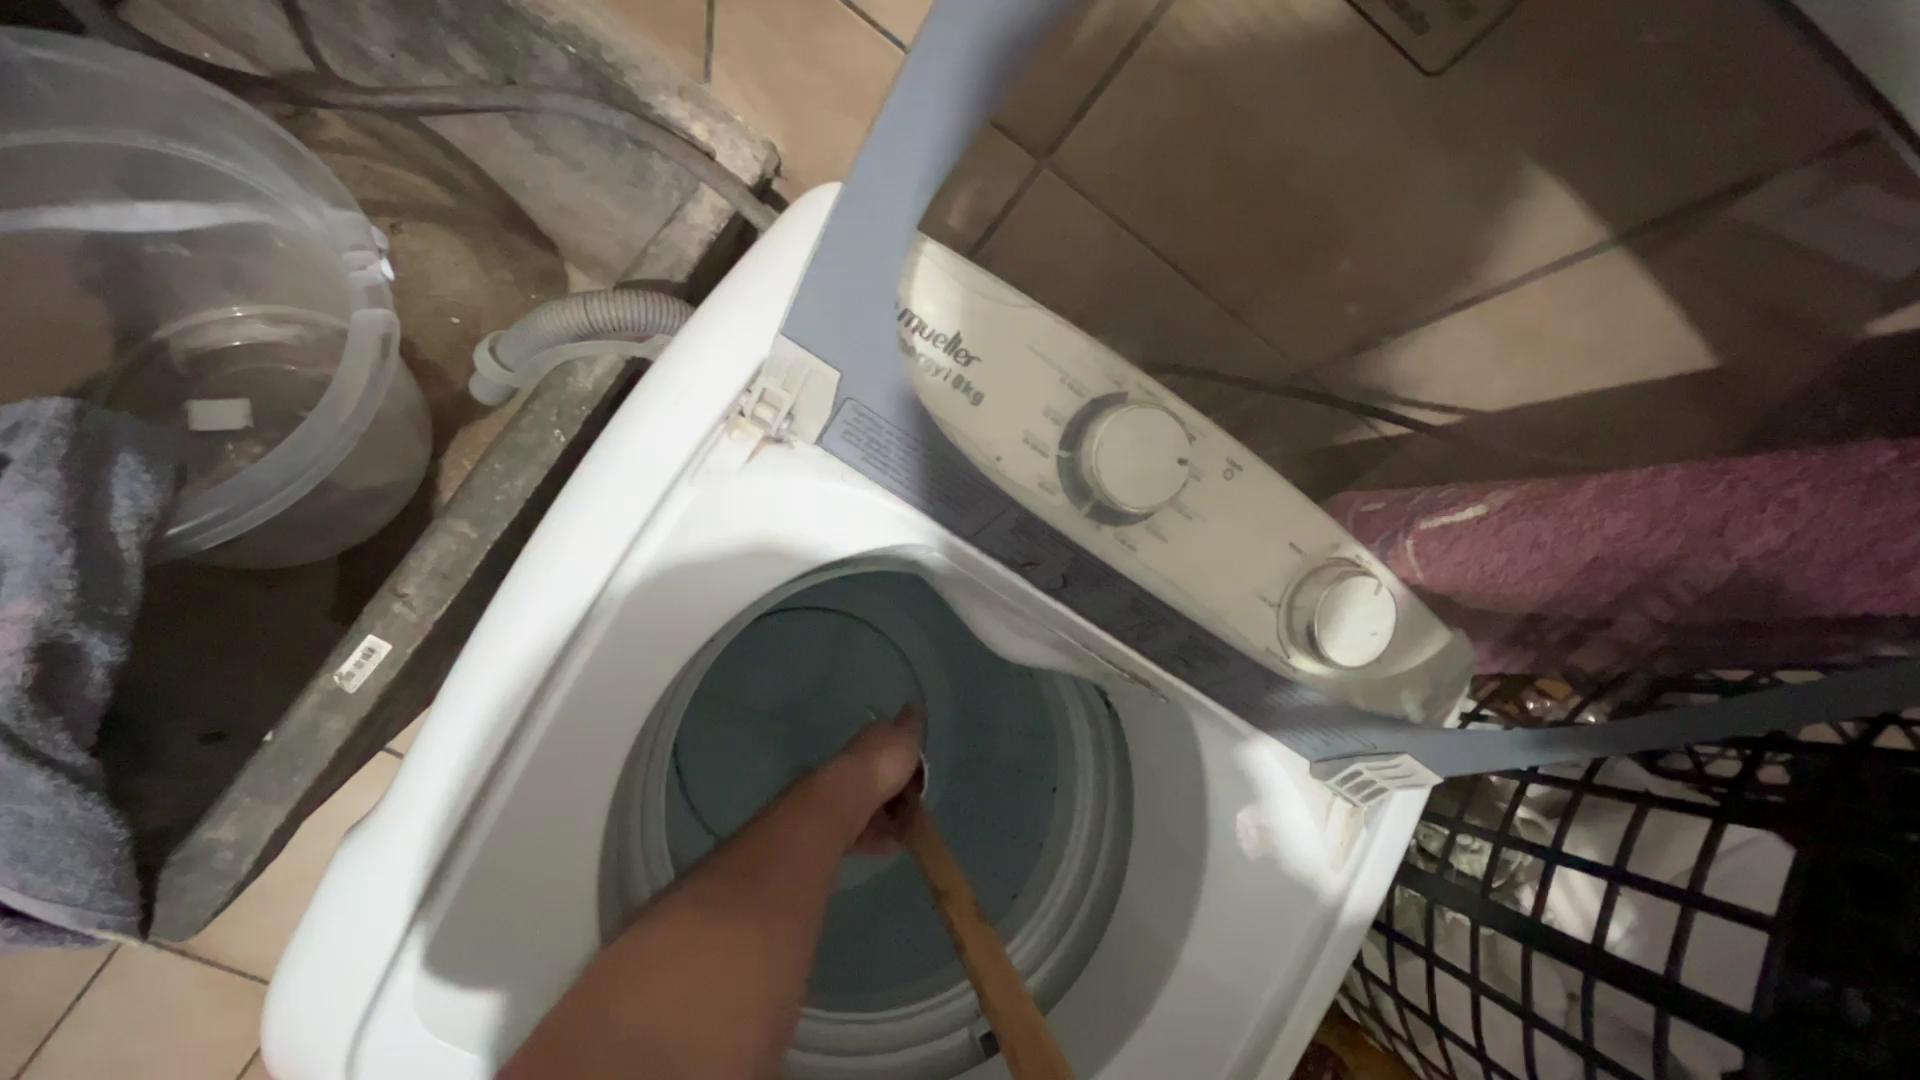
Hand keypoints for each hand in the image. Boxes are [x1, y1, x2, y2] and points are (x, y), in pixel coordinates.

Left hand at [833, 703, 925, 853]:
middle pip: (884, 781)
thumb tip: (915, 704)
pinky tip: (899, 843)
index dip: (909, 761)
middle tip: (921, 807)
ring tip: (915, 829)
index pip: (891, 747)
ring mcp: (847, 797)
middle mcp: (855, 766)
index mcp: (869, 741)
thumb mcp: (905, 737)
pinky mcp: (842, 826)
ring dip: (895, 819)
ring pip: (876, 808)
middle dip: (902, 794)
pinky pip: (868, 834)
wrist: (845, 800)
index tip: (924, 775)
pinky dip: (884, 838)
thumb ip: (912, 725)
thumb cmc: (881, 763)